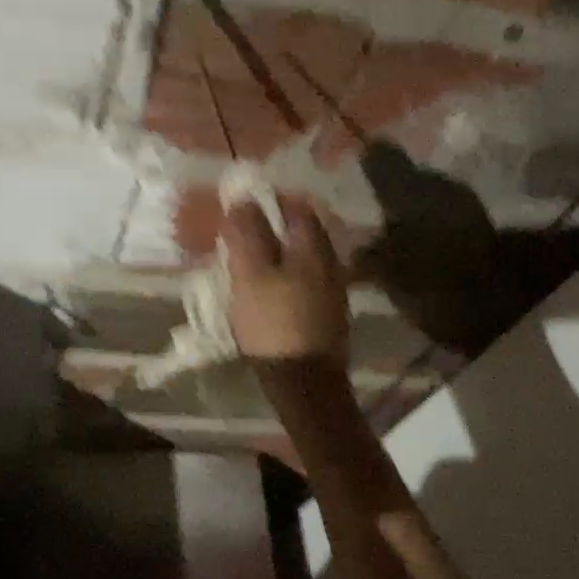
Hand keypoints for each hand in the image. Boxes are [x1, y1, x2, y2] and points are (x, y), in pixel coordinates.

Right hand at [222, 199, 349, 362]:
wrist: (304, 380)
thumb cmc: (273, 323)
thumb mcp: (251, 275)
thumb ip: (247, 234)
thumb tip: (243, 199)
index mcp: (313, 246)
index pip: (296, 207)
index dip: (270, 202)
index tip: (245, 208)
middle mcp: (332, 262)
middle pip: (305, 233)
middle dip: (277, 229)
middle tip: (248, 236)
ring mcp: (335, 291)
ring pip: (307, 261)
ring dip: (284, 257)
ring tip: (256, 266)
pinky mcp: (331, 317)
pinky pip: (309, 285)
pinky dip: (290, 280)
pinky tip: (274, 294)